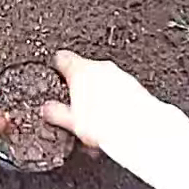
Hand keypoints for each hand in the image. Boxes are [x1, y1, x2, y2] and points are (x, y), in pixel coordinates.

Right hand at [40, 50, 180, 162]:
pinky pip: (118, 89)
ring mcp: (119, 75)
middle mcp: (101, 68)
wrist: (142, 130)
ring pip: (102, 81)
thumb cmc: (107, 124)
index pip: (62, 58)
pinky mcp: (134, 86)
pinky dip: (114, 100)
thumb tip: (47, 109)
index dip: (56, 67)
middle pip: (84, 71)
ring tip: (96, 121)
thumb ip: (56, 112)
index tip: (55, 73)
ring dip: (98, 95)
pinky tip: (113, 119)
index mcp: (81, 70)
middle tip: (76, 109)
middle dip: (79, 87)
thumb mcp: (72, 121)